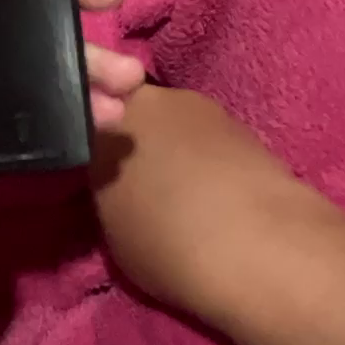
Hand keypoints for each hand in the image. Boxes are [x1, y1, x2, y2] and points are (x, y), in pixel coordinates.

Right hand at [90, 86, 327, 329]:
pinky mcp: (236, 119)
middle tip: (142, 182)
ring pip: (172, 121)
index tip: (103, 176)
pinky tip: (217, 191)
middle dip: (136, 140)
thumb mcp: (113, 227)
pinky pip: (207, 135)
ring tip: (185, 191)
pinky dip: (208, 156)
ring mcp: (193, 104)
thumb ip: (110, 191)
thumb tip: (121, 183)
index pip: (86, 123)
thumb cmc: (169, 243)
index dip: (96, 148)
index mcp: (102, 125)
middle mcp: (144, 100)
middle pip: (132, 113)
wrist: (258, 244)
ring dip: (175, 146)